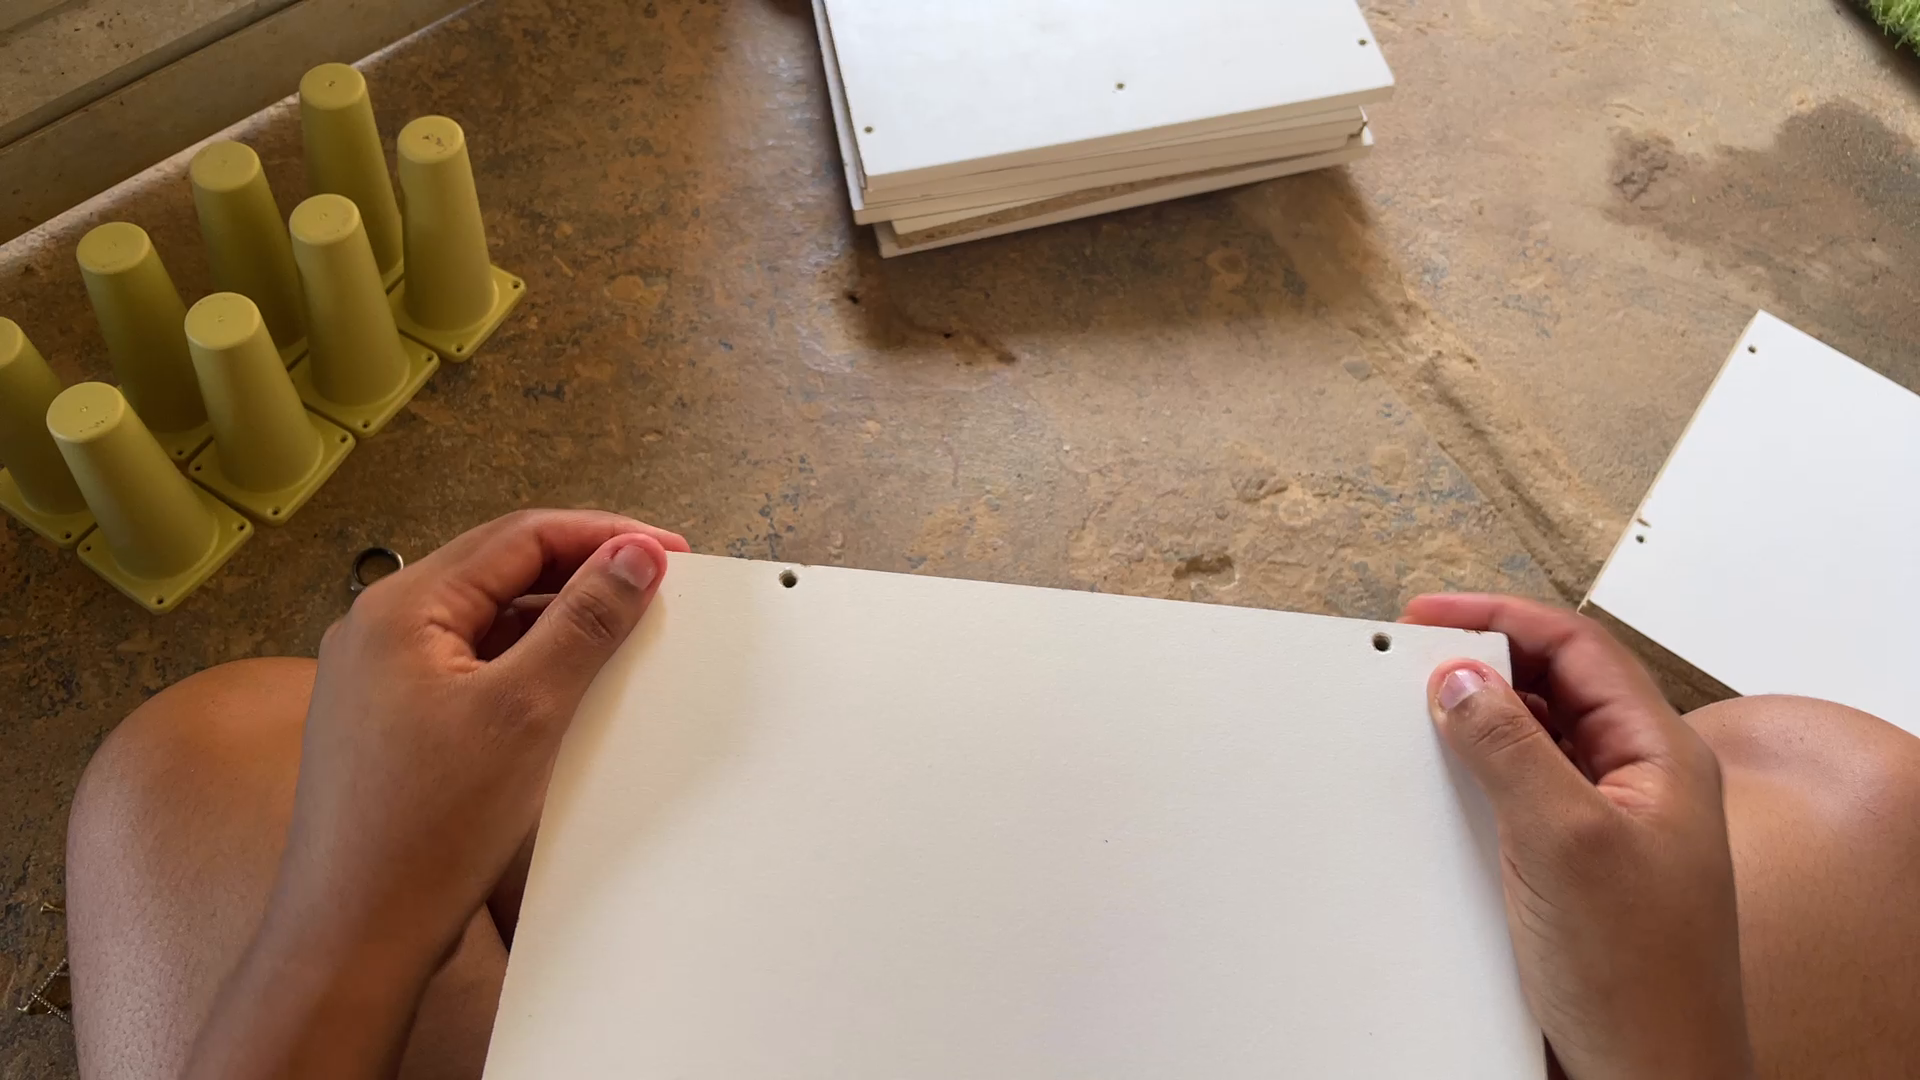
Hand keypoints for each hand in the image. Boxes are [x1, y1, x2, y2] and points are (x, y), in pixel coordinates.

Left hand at [187, 510, 687, 1079]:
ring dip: (566, 606)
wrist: (359, 936)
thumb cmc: (436, 820)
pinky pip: (486, 652)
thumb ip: (586, 619)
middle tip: (658, 580)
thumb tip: (640, 553)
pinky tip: (579, 666)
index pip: (523, 537)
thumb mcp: (528, 707)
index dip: (605, 534)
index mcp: (404, 607)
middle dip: (588, 564)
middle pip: (507, 566)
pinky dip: (539, 647)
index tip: (670, 551)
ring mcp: (391, 668)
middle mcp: (387, 624)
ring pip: (498, 609)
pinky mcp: (406, 707)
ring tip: (629, 619)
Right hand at [1403, 594, 1751, 1079]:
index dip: (1501, 617)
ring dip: (1470, 699)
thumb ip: (1512, 750)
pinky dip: (1465, 746)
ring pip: (1525, 720)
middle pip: (1550, 677)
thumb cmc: (1637, 978)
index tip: (1430, 615)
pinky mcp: (1552, 836)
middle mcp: (1626, 773)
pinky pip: (1506, 765)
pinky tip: (1433, 754)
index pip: (1577, 649)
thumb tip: (1458, 679)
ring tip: (1416, 694)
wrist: (1636, 1071)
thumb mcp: (1565, 842)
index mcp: (1658, 758)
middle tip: (1412, 649)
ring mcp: (1590, 806)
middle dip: (1480, 652)